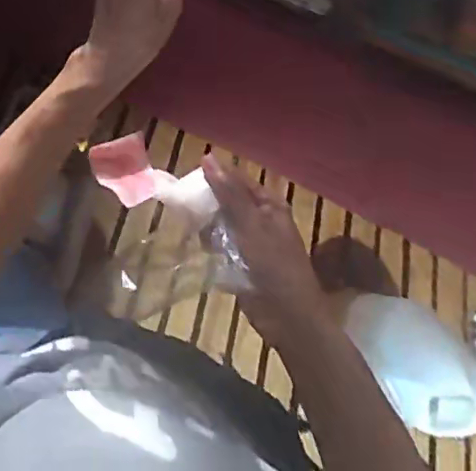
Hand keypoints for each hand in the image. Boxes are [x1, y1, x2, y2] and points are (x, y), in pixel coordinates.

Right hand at [203, 153, 327, 341]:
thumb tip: (207, 157)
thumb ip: (228, 192)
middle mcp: (260, 217)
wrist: (289, 319)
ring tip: (193, 228)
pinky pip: (220, 242)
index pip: (236, 179)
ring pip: (220, 221)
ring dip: (207, 224)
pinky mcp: (241, 259)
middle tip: (186, 205)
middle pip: (226, 199)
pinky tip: (202, 246)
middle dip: (207, 202)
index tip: (187, 181)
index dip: (213, 177)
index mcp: (268, 204)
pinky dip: (210, 242)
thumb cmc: (274, 265)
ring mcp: (251, 239)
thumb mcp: (250, 224)